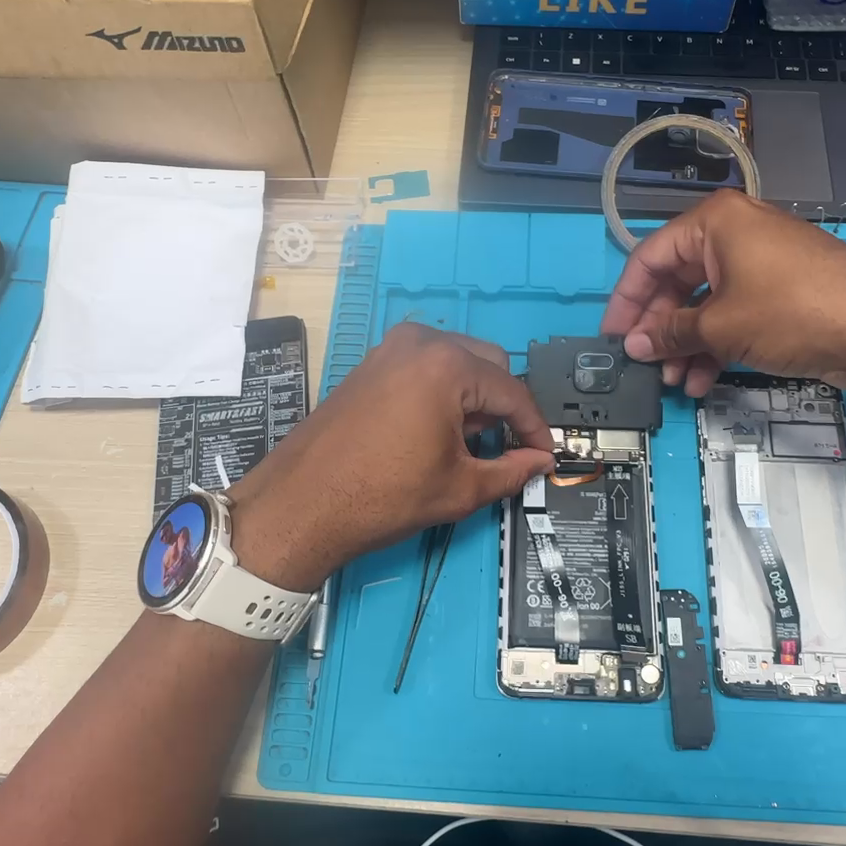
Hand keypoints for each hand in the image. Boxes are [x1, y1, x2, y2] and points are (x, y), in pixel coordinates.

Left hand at [224, 324, 554, 591]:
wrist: (301, 504)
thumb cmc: (382, 496)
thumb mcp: (459, 488)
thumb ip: (511, 471)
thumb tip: (540, 462)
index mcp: (447, 365)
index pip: (512, 392)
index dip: (535, 428)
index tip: (545, 454)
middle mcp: (420, 342)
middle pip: (488, 364)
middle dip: (503, 406)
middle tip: (505, 448)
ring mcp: (390, 348)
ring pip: (456, 362)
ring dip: (473, 397)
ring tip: (467, 444)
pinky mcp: (370, 363)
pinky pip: (424, 366)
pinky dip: (442, 391)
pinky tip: (436, 431)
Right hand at [601, 190, 845, 396]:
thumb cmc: (792, 312)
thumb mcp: (720, 326)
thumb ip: (669, 334)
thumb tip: (634, 345)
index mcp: (715, 222)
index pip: (650, 257)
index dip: (626, 300)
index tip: (612, 335)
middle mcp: (735, 234)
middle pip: (677, 282)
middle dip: (660, 328)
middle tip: (644, 363)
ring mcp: (759, 262)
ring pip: (704, 303)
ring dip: (686, 344)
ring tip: (676, 380)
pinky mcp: (778, 291)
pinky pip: (731, 314)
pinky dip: (715, 344)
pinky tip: (703, 379)